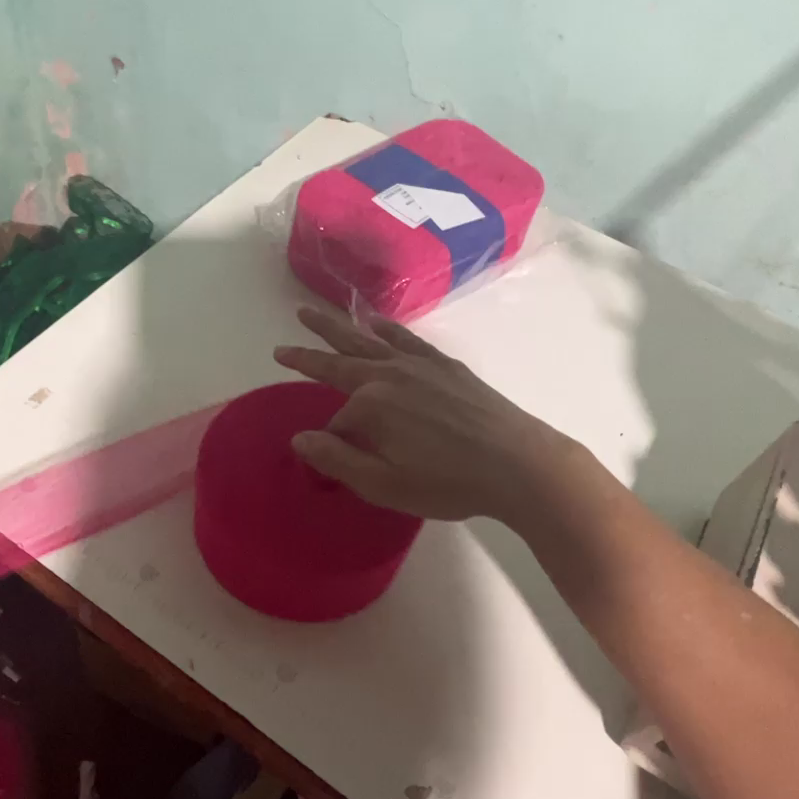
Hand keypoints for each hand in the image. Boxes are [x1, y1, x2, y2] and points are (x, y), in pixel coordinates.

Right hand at [273, 306, 585, 527]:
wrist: (517, 464)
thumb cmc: (448, 482)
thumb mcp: (384, 484)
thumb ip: (338, 460)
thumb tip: (299, 439)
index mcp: (371, 405)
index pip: (336, 421)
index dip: (332, 442)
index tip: (334, 461)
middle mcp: (388, 374)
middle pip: (339, 359)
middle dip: (309, 353)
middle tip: (281, 344)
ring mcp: (418, 365)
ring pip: (368, 339)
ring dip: (338, 327)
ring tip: (314, 313)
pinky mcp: (445, 364)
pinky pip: (405, 338)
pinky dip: (386, 328)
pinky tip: (376, 322)